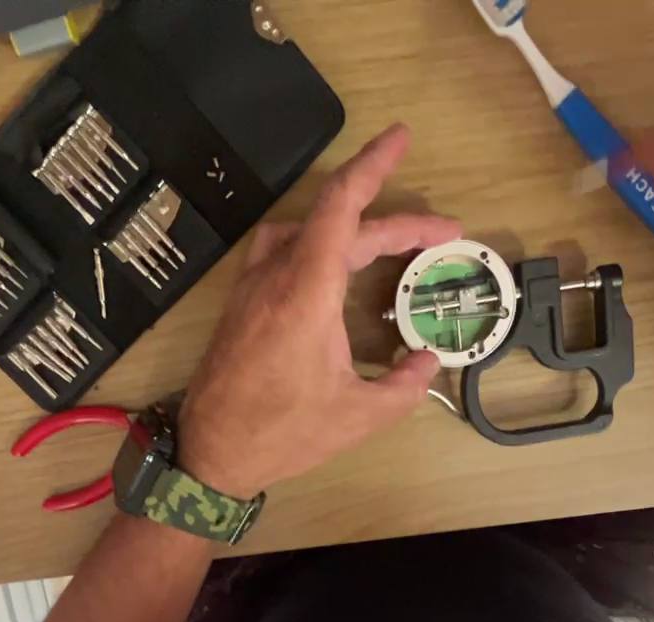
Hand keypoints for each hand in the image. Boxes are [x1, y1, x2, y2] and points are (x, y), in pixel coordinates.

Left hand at [175, 124, 460, 495]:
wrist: (211, 453)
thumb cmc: (282, 434)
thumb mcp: (358, 417)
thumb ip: (404, 385)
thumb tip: (429, 361)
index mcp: (307, 292)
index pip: (342, 206)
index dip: (374, 165)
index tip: (401, 137)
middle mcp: (276, 276)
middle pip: (339, 223)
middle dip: (395, 223)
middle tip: (441, 236)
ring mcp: (253, 287)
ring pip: (307, 230)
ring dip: (353, 228)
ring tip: (391, 245)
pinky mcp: (242, 302)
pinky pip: (282, 250)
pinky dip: (317, 242)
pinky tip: (332, 267)